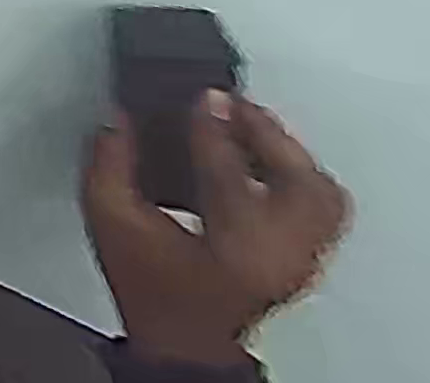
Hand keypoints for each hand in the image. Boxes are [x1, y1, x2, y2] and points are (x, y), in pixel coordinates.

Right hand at [81, 92, 350, 365]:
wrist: (179, 333)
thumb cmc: (146, 282)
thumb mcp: (108, 215)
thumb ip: (109, 161)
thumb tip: (117, 119)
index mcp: (235, 247)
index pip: (230, 172)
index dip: (212, 127)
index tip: (199, 95)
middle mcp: (282, 255)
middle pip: (301, 184)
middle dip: (267, 133)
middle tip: (231, 101)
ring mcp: (301, 258)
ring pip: (321, 194)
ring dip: (287, 151)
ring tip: (248, 120)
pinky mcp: (304, 255)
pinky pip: (320, 206)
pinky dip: (296, 171)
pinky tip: (263, 154)